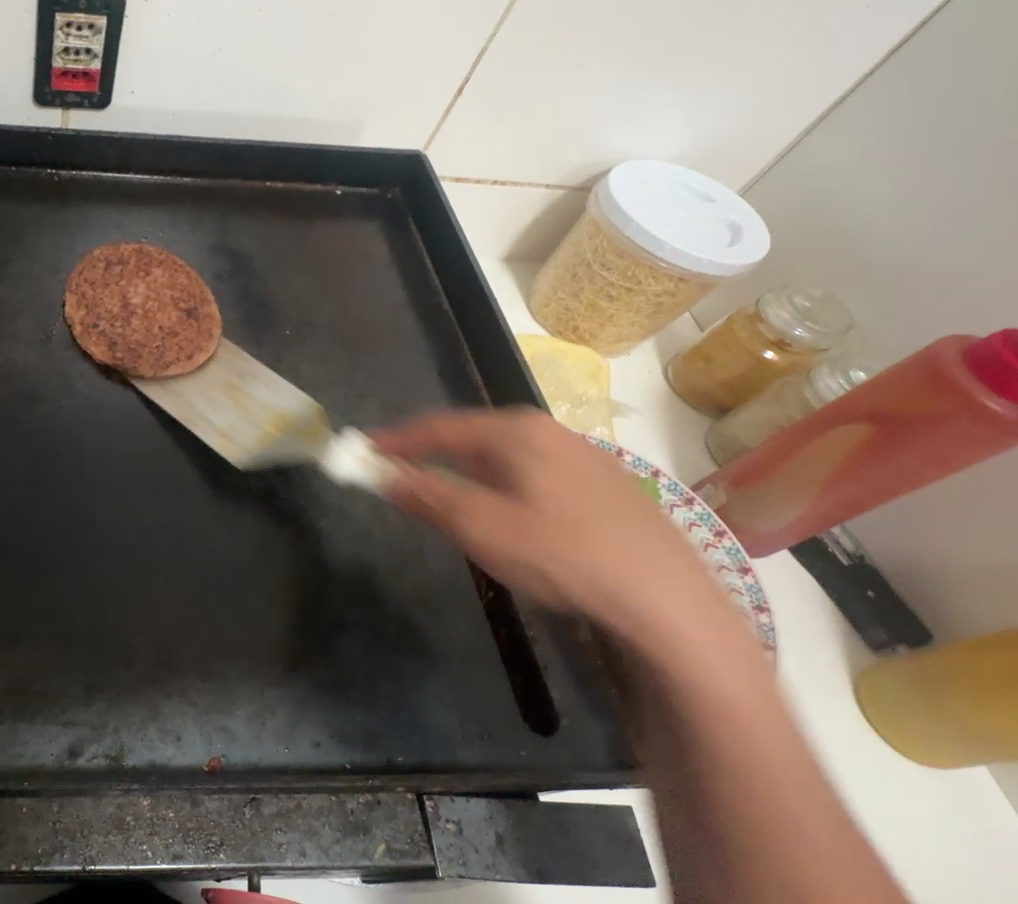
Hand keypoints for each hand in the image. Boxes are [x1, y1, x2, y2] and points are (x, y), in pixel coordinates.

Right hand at [371, 408, 731, 645]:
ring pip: (505, 457)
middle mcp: (551, 432)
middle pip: (473, 437)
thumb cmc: (564, 557)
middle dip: (431, 455)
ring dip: (466, 473)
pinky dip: (501, 487)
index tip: (361, 451)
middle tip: (398, 476)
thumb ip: (427, 495)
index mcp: (517, 432)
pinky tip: (506, 518)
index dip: (395, 439)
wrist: (670, 604)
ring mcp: (584, 457)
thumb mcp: (481, 529)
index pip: (438, 426)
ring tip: (444, 499)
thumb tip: (382, 473)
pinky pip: (533, 475)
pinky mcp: (606, 487)